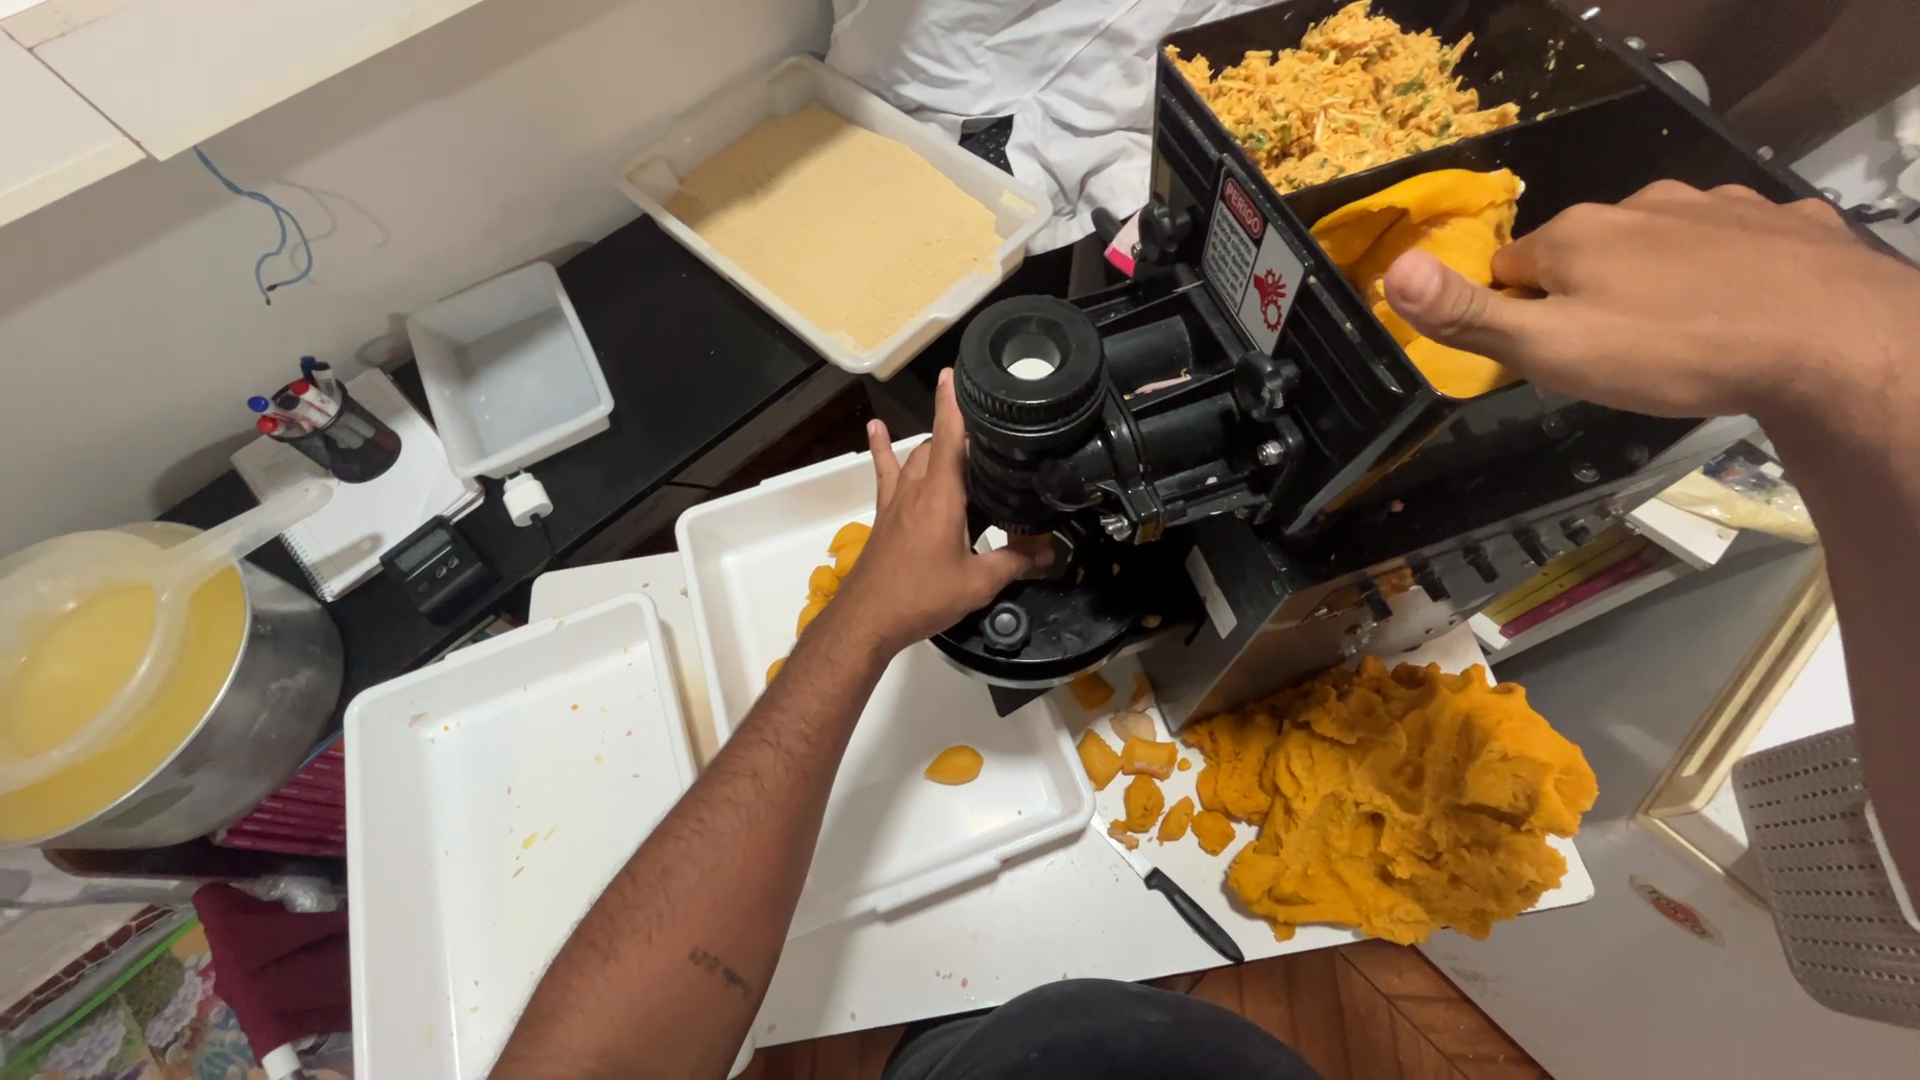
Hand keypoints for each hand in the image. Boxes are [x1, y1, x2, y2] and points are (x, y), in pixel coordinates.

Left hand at [829, 369, 1048, 655]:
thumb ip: (1016, 563)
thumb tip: (1052, 554)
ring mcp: (896, 501)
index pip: (949, 437)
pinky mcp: (885, 516)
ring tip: (952, 438)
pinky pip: (886, 475)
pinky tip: (876, 431)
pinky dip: (884, 452)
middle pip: (935, 446)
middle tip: (986, 434)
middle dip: (957, 433)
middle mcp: (916, 489)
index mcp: (942, 495)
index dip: (954, 404)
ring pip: (913, 458)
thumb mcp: (978, 582)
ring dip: (931, 444)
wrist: (869, 618)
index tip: (955, 374)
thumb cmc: (921, 596)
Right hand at [1382, 180, 1916, 419]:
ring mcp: (1717, 206)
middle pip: (1576, 255)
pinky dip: (1715, 272)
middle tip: (1600, 353)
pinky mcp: (1781, 222)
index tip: (1539, 351)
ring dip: (1642, 282)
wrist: (1833, 345)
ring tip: (1667, 337)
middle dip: (1575, 296)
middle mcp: (1638, 204)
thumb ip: (1465, 314)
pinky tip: (1731, 310)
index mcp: (1573, 234)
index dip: (1512, 312)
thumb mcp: (1544, 347)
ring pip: (1649, 246)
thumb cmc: (1665, 351)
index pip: (1506, 269)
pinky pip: (1724, 243)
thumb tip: (1394, 270)